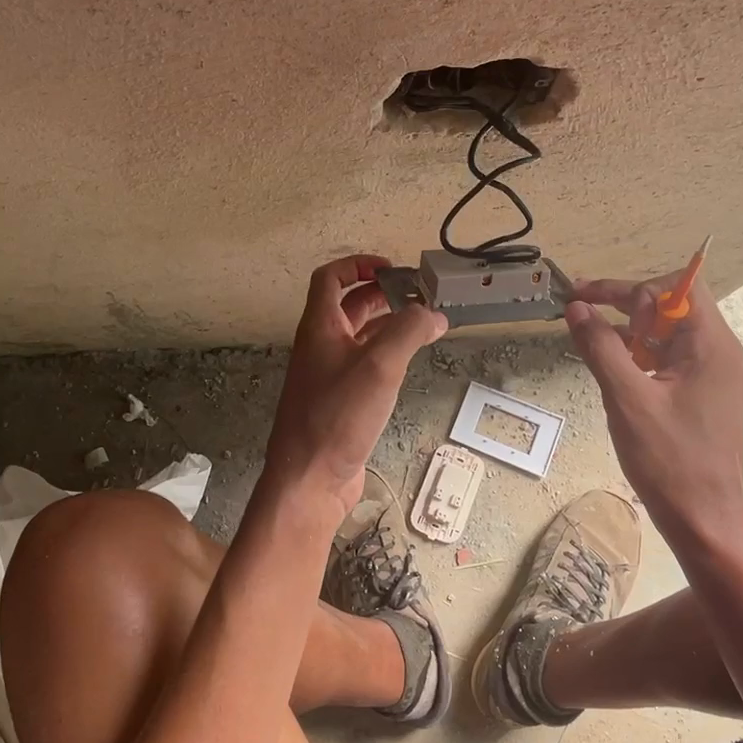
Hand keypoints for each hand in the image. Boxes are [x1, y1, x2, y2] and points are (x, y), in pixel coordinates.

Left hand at [265, 255, 447, 512]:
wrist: (309, 478)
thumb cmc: (337, 417)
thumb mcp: (379, 365)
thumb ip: (408, 331)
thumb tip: (433, 313)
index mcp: (320, 328)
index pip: (330, 279)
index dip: (358, 264)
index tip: (392, 270)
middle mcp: (320, 346)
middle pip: (349, 306)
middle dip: (383, 295)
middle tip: (419, 299)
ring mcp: (328, 376)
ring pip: (359, 337)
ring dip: (389, 325)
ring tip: (425, 326)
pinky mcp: (339, 402)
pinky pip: (364, 366)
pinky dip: (387, 355)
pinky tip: (408, 363)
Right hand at [564, 271, 742, 528]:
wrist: (704, 520)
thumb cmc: (670, 460)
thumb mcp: (627, 399)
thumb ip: (601, 347)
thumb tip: (576, 307)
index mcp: (712, 345)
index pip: (678, 287)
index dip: (634, 289)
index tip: (595, 305)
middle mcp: (718, 352)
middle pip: (671, 306)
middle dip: (624, 302)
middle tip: (578, 306)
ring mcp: (712, 375)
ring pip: (667, 333)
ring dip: (628, 329)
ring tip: (587, 336)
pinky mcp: (701, 395)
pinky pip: (668, 359)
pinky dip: (638, 354)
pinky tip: (609, 365)